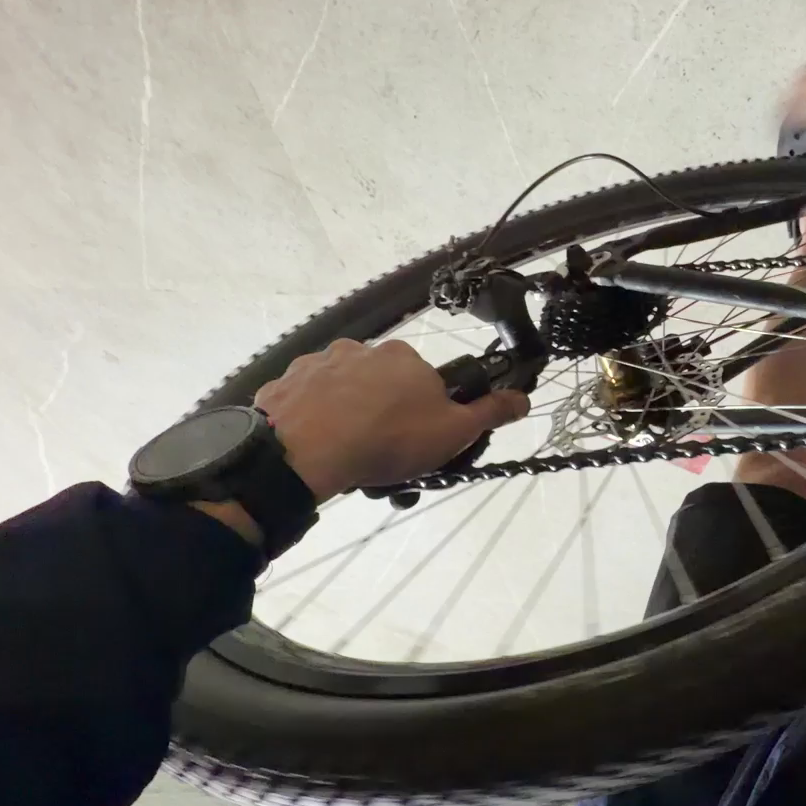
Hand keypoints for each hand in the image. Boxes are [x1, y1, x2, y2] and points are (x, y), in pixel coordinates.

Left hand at [253, 339, 529, 500]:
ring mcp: (316, 364)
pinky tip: (318, 448)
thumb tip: (524, 398)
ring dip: (350, 415)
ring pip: (344, 392)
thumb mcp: (455, 432)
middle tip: (385, 452)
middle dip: (387, 413)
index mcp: (406, 358)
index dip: (428, 410)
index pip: (426, 381)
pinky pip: (306, 402)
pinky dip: (314, 421)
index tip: (421, 438)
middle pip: (384, 384)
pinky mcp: (281, 384)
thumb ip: (491, 412)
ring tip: (349, 455)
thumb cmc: (390, 439)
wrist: (303, 454)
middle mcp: (362, 350)